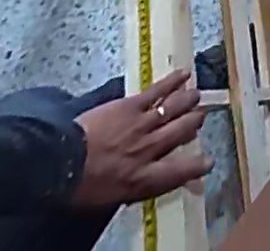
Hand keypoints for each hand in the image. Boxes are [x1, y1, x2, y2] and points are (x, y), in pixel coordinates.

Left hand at [71, 69, 213, 208]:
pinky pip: (158, 91)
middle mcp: (149, 150)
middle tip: (201, 115)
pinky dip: (173, 81)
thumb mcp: (112, 196)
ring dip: (187, 101)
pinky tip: (184, 73)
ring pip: (174, 109)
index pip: (179, 172)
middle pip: (181, 132)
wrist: (61, 164)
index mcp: (144, 178)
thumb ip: (135, 185)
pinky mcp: (132, 105)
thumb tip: (148, 178)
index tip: (209, 160)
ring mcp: (142, 125)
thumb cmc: (81, 187)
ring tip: (196, 95)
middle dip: (194, 122)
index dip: (197, 166)